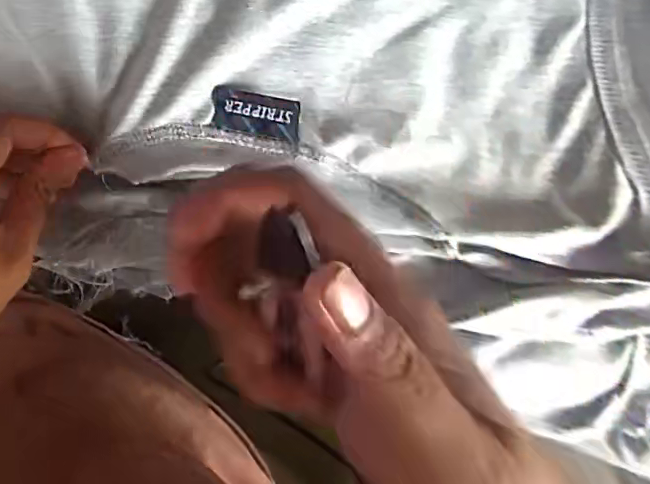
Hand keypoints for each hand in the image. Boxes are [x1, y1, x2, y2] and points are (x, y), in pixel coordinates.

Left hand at [0, 114, 88, 407]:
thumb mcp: (11, 253)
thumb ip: (38, 194)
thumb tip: (69, 157)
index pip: (5, 129)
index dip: (46, 133)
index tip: (78, 153)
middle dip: (30, 143)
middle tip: (67, 167)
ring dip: (8, 155)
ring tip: (47, 179)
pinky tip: (12, 188)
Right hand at [167, 168, 563, 483]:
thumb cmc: (466, 479)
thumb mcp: (430, 430)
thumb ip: (379, 353)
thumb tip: (322, 275)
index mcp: (370, 279)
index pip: (289, 193)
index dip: (229, 194)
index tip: (183, 237)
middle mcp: (345, 282)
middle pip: (253, 225)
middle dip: (213, 259)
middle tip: (195, 304)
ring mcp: (330, 316)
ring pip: (247, 275)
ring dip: (229, 315)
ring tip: (262, 374)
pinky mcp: (320, 351)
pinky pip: (258, 326)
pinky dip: (248, 354)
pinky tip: (283, 396)